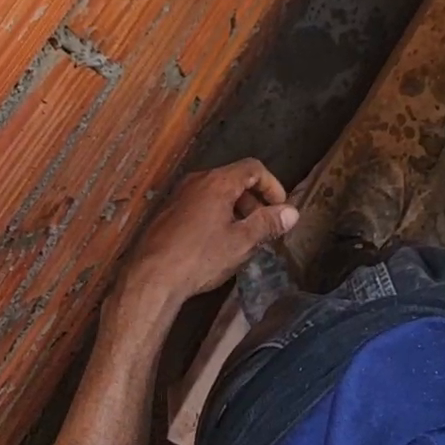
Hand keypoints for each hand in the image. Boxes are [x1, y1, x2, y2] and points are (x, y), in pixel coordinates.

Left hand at [120, 158, 298, 307]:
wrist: (152, 276)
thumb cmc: (200, 256)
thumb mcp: (241, 242)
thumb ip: (268, 224)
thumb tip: (292, 212)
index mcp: (217, 181)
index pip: (253, 168)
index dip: (272, 185)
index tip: (281, 209)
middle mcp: (198, 180)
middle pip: (235, 178)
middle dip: (255, 200)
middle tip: (265, 227)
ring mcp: (180, 194)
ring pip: (217, 192)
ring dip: (237, 209)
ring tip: (244, 238)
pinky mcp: (169, 211)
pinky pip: (201, 203)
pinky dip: (217, 214)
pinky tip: (218, 243)